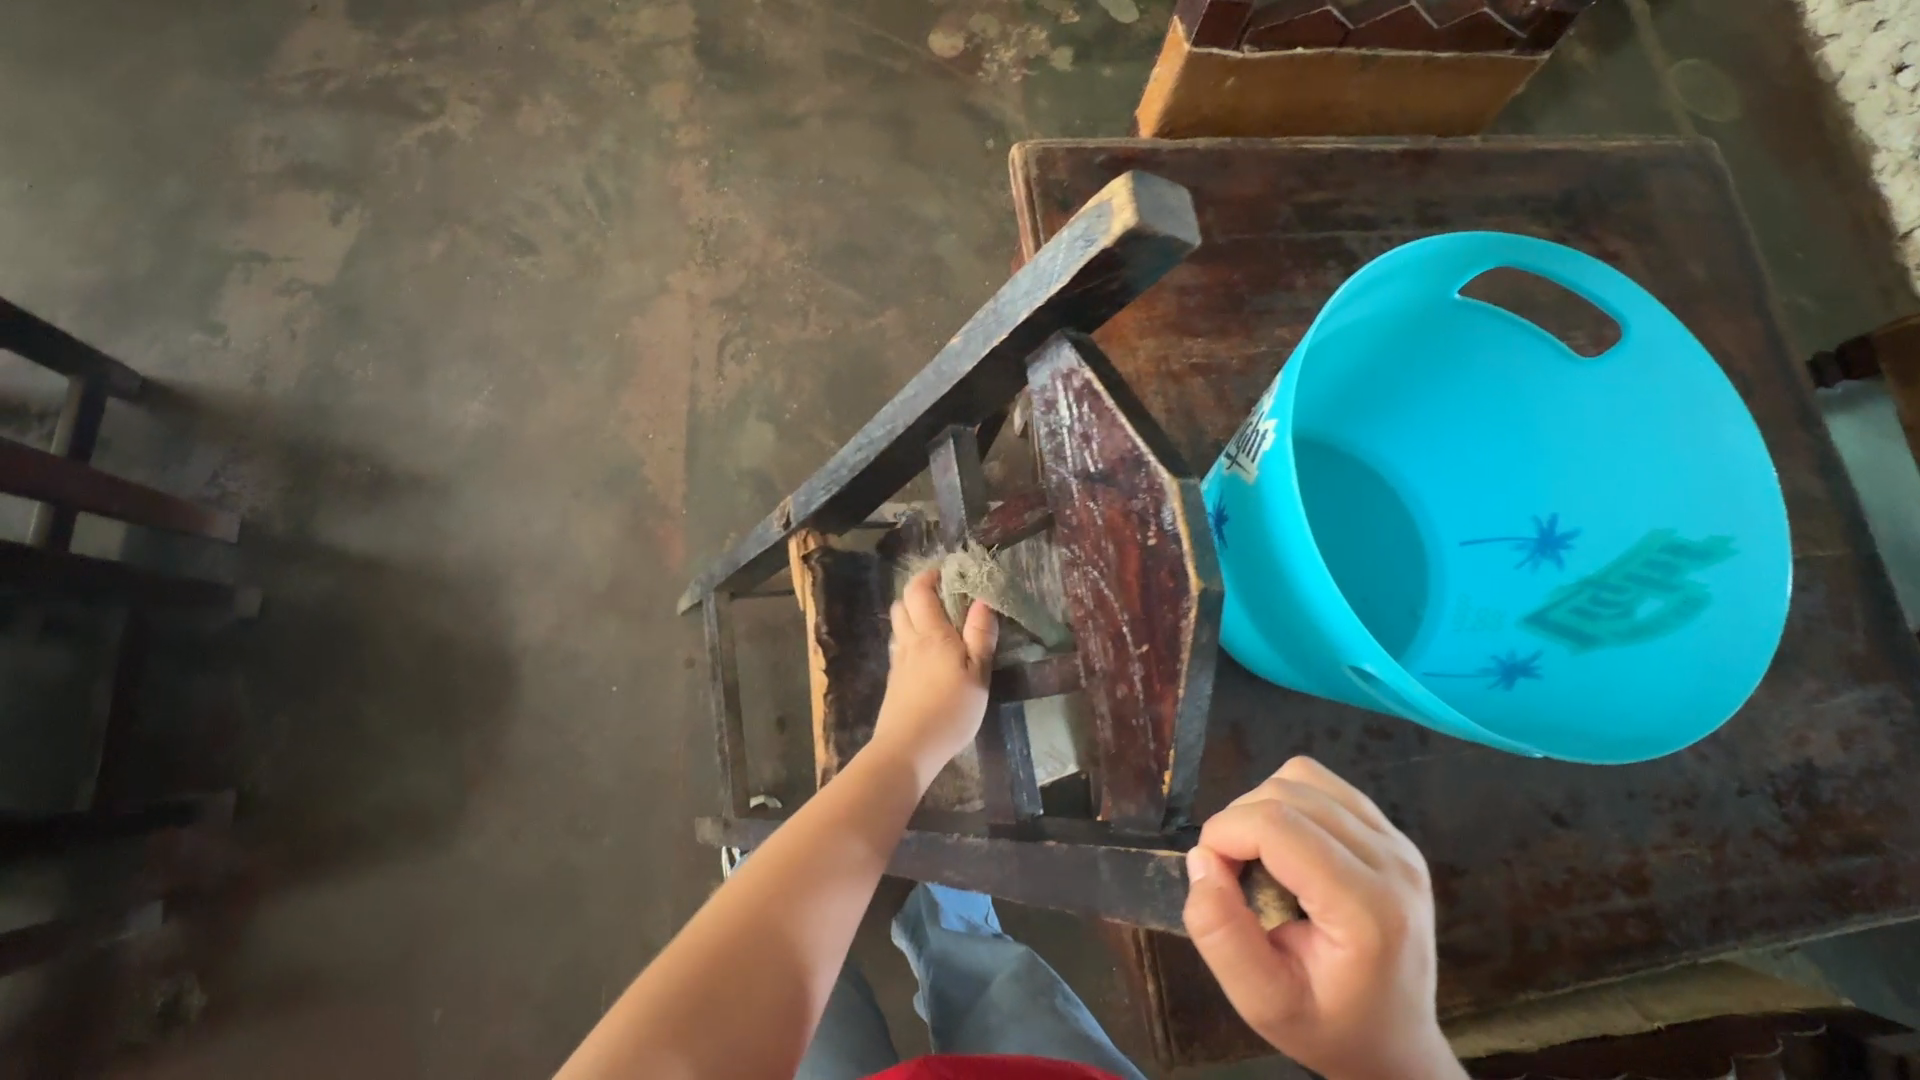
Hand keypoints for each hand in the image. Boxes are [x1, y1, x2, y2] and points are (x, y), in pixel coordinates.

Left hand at [868, 568, 997, 780]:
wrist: (907, 748)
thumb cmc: (950, 710)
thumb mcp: (977, 674)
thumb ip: (980, 637)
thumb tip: (982, 600)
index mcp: (932, 635)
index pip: (920, 592)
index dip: (929, 577)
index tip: (946, 574)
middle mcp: (909, 642)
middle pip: (902, 605)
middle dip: (918, 595)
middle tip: (942, 599)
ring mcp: (897, 662)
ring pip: (898, 627)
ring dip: (912, 618)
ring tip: (936, 627)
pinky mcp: (893, 682)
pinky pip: (898, 649)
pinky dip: (909, 642)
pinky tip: (925, 658)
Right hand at [1183, 757, 1462, 1079]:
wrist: (1395, 1044)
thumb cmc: (1327, 1027)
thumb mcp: (1260, 1001)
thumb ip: (1220, 933)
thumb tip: (1200, 859)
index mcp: (1368, 909)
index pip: (1276, 825)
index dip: (1223, 834)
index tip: (1211, 875)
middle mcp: (1392, 863)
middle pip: (1285, 794)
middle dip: (1237, 822)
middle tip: (1230, 875)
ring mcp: (1398, 843)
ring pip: (1303, 778)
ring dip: (1261, 807)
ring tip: (1257, 857)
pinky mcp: (1393, 835)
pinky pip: (1324, 786)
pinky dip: (1288, 802)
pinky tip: (1286, 847)